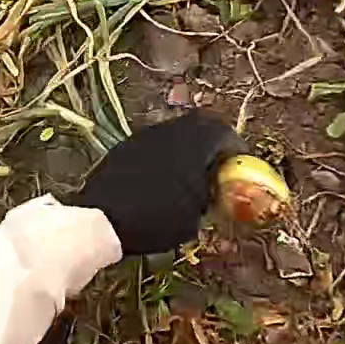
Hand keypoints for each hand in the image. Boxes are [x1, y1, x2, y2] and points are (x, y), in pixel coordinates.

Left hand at [67, 113, 245, 254]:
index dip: (238, 149)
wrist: (102, 218)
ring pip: (178, 132)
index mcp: (193, 143)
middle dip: (215, 143)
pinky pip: (157, 142)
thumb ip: (210, 195)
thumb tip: (216, 189)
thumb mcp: (194, 215)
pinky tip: (164, 178)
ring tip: (192, 175)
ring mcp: (146, 135)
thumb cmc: (156, 218)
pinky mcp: (127, 145)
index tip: (242, 165)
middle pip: (202, 125)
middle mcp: (171, 131)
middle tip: (220, 166)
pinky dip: (168, 154)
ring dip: (190, 147)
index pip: (225, 134)